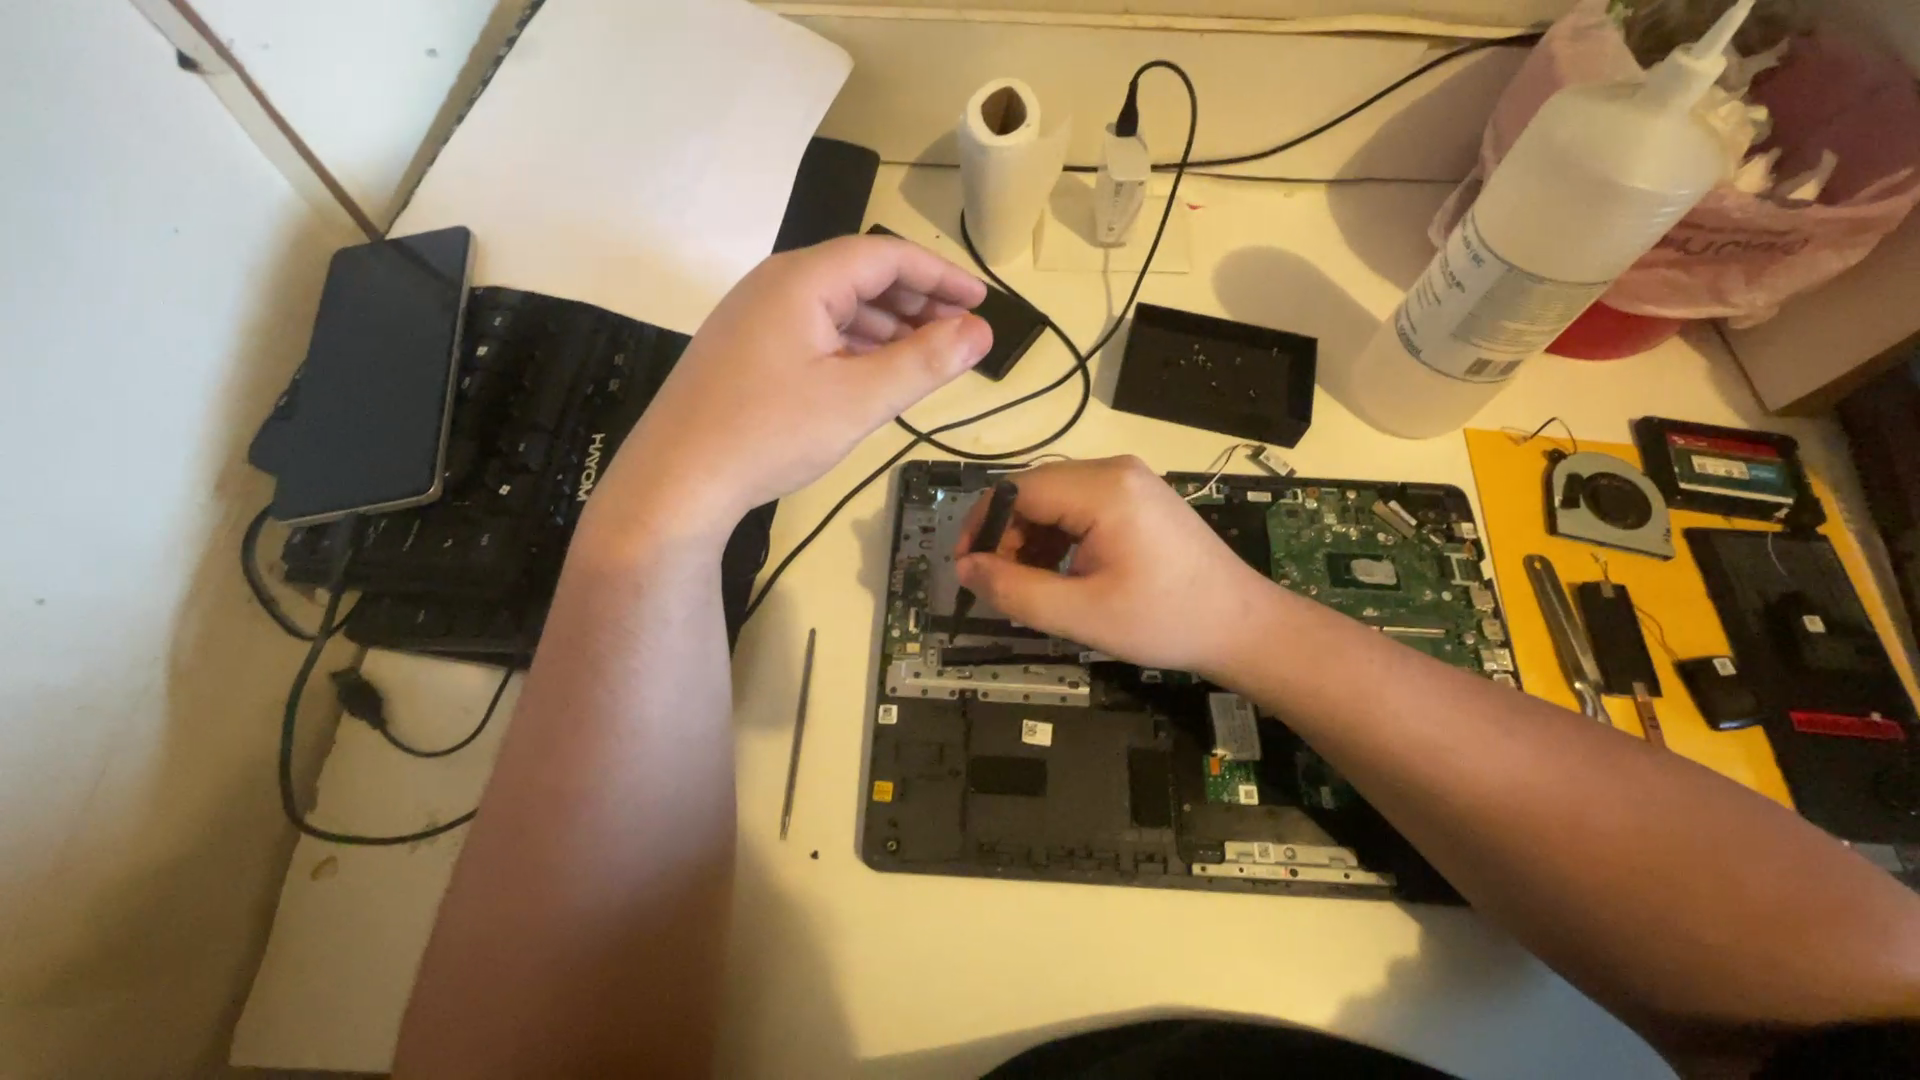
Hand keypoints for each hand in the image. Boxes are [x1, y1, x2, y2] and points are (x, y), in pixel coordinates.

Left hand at [589, 235, 991, 539]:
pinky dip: (852, 344)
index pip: (886, 255)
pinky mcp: (744, 350)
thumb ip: (924, 362)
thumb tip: (980, 331)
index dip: (941, 274)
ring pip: (835, 305)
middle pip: (859, 275)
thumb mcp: (858, 400)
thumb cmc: (770, 434)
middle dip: (916, 300)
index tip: (981, 301)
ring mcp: (753, 317)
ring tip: (926, 355)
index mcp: (801, 279)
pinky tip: (872, 372)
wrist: (675, 481)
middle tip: (960, 331)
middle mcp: (774, 284)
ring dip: (886, 325)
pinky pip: (812, 330)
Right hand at [954, 456, 1278, 675]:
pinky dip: (1058, 538)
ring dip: (1030, 540)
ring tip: (1030, 586)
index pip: (1016, 490)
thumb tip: (964, 570)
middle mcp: (1114, 470)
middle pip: (1033, 491)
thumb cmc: (1165, 620)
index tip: (967, 571)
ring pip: (1053, 500)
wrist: (1240, 625)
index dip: (982, 527)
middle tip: (1000, 586)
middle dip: (1006, 537)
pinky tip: (1060, 574)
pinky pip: (1078, 507)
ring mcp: (1129, 481)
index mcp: (1102, 488)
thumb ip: (1015, 590)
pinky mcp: (1137, 498)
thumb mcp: (1081, 614)